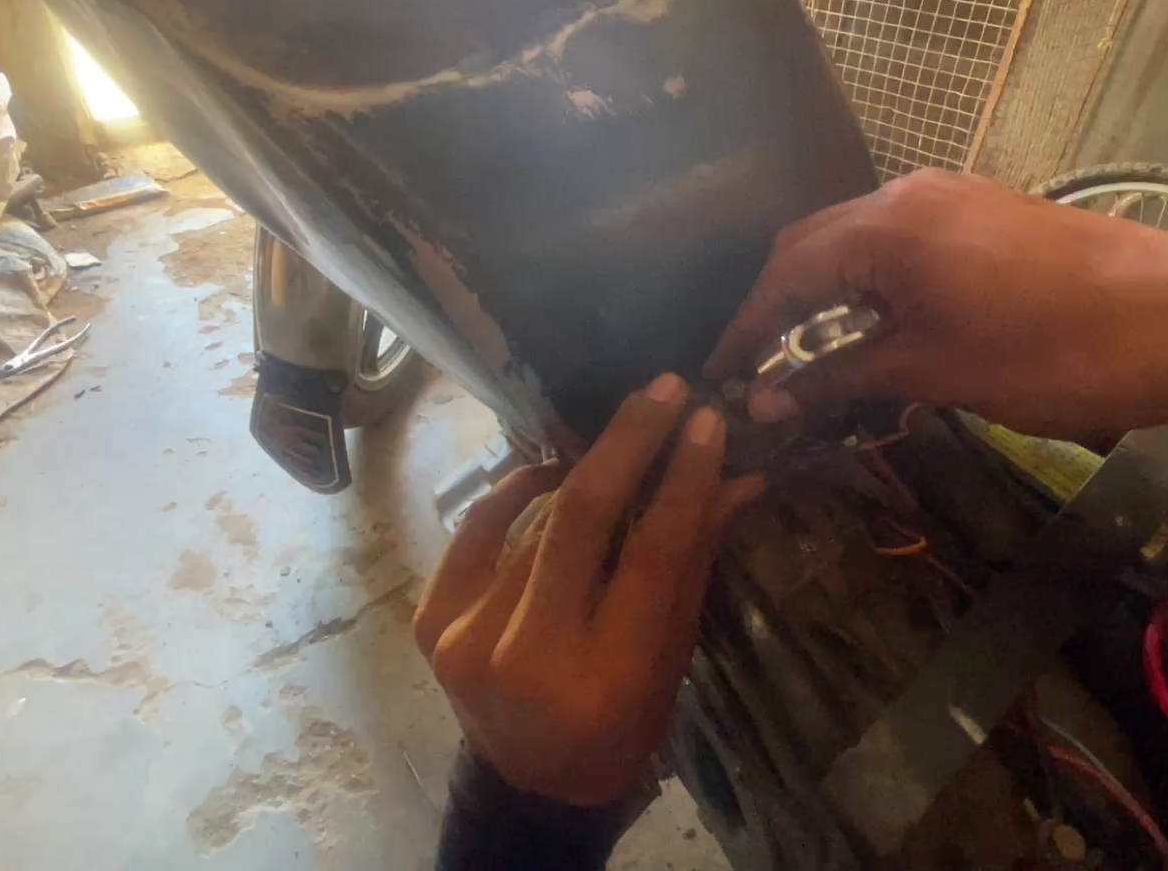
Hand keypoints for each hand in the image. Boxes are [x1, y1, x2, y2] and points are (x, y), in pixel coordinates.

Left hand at [413, 374, 766, 805]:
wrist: (532, 779)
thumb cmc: (622, 722)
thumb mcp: (672, 653)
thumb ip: (695, 560)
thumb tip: (737, 475)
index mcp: (605, 680)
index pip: (653, 554)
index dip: (683, 478)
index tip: (707, 421)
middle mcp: (527, 657)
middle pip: (581, 519)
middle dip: (627, 440)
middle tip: (664, 389)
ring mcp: (465, 636)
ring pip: (537, 519)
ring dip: (585, 466)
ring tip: (624, 427)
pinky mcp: (431, 620)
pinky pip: (477, 526)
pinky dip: (515, 487)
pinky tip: (550, 469)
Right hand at [704, 169, 1167, 440]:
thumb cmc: (1053, 354)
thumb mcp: (933, 371)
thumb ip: (837, 375)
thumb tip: (765, 399)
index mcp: (883, 227)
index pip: (783, 276)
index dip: (745, 330)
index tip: (716, 374)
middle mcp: (904, 194)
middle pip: (809, 248)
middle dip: (775, 307)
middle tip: (756, 365)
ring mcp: (945, 196)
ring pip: (851, 243)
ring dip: (820, 295)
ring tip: (802, 351)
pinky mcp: (978, 212)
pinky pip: (893, 243)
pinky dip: (864, 284)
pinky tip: (866, 321)